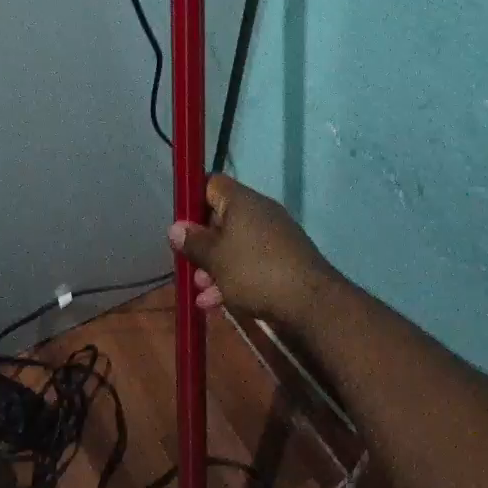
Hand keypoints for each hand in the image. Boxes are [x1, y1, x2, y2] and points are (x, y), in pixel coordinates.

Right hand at [166, 174, 339, 323]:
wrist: (311, 303)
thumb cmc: (255, 272)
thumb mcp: (216, 259)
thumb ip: (193, 242)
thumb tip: (175, 228)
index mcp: (242, 201)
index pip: (211, 184)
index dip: (193, 200)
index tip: (181, 225)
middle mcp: (259, 212)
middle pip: (221, 218)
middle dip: (203, 244)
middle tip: (189, 266)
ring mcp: (274, 237)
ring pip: (235, 245)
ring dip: (216, 267)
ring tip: (202, 292)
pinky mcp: (284, 260)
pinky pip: (251, 262)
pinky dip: (234, 278)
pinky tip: (219, 303)